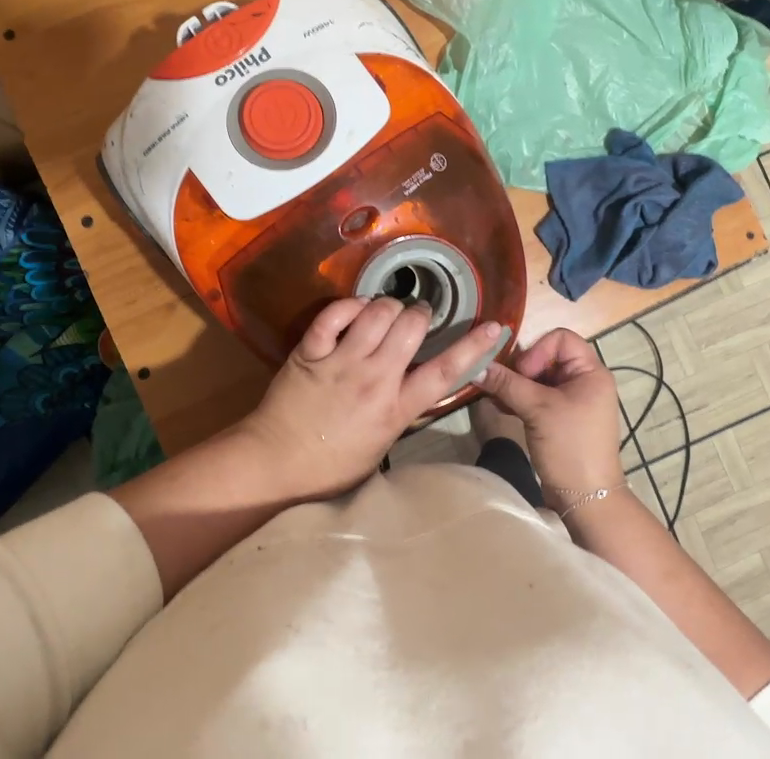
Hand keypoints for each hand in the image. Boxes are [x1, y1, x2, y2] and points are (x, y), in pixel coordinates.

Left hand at [238, 296, 506, 501]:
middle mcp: (374, 379)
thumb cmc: (333, 466)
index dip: (473, 346)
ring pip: (378, 311)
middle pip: (412, 327)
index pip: (444, 372)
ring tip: (387, 311)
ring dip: (389, 305)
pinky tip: (357, 309)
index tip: (493, 327)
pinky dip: (351, 304)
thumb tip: (417, 383)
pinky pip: (336, 313)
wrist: (276, 463)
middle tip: (417, 316)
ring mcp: (341, 362)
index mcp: (396, 409)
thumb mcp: (382, 444)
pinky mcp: (311, 351)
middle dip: (420, 313)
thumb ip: (402, 410)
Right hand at [478, 329, 624, 497]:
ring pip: (539, 378)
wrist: (585, 497)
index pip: (561, 338)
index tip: (523, 375)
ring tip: (497, 399)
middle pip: (547, 357)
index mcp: (591, 371)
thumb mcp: (537, 410)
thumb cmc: (570, 446)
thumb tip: (476, 366)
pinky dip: (520, 399)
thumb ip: (507, 384)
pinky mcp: (560, 418)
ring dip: (517, 385)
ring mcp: (573, 400)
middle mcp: (584, 381)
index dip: (538, 351)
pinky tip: (501, 408)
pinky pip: (538, 397)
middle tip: (505, 388)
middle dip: (523, 369)